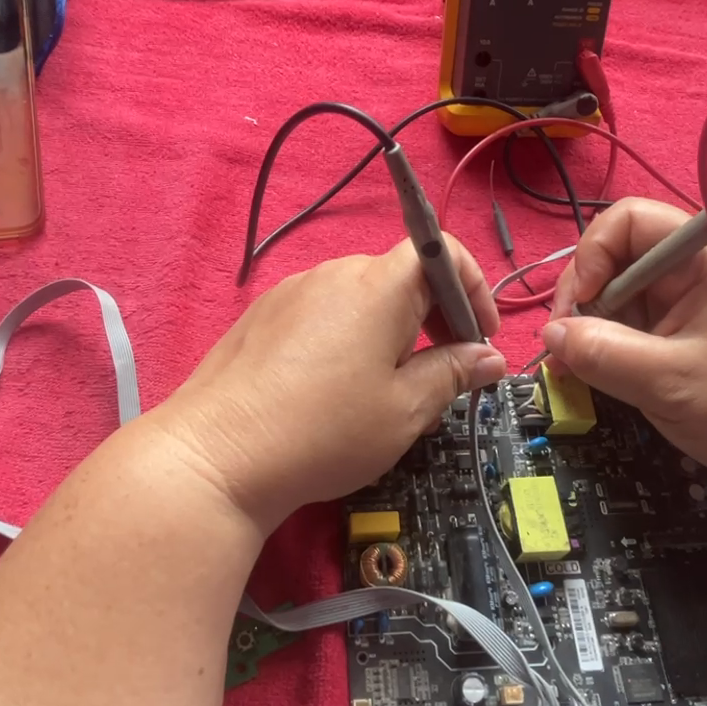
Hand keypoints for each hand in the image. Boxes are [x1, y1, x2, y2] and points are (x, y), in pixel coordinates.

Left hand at [156, 237, 505, 531]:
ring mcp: (292, 291)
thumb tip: (489, 357)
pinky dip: (348, 336)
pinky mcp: (262, 315)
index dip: (472, 289)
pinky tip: (336, 387)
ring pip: (360, 298)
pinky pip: (322, 313)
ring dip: (390, 330)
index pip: (440, 251)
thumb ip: (453, 373)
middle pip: (400, 276)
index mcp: (378, 285)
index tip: (480, 339)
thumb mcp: (405, 410)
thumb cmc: (326, 430)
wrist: (217, 454)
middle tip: (444, 372)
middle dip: (433, 316)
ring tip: (390, 389)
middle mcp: (333, 273)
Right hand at [544, 198, 706, 509]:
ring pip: (620, 294)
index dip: (591, 255)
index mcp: (705, 259)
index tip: (578, 308)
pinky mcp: (690, 330)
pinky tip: (595, 373)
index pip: (629, 221)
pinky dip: (609, 345)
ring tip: (574, 368)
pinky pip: (635, 322)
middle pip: (617, 258)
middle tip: (563, 347)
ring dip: (591, 327)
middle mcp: (697, 269)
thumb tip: (550, 334)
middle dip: (583, 298)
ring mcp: (694, 300)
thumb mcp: (669, 382)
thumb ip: (602, 354)